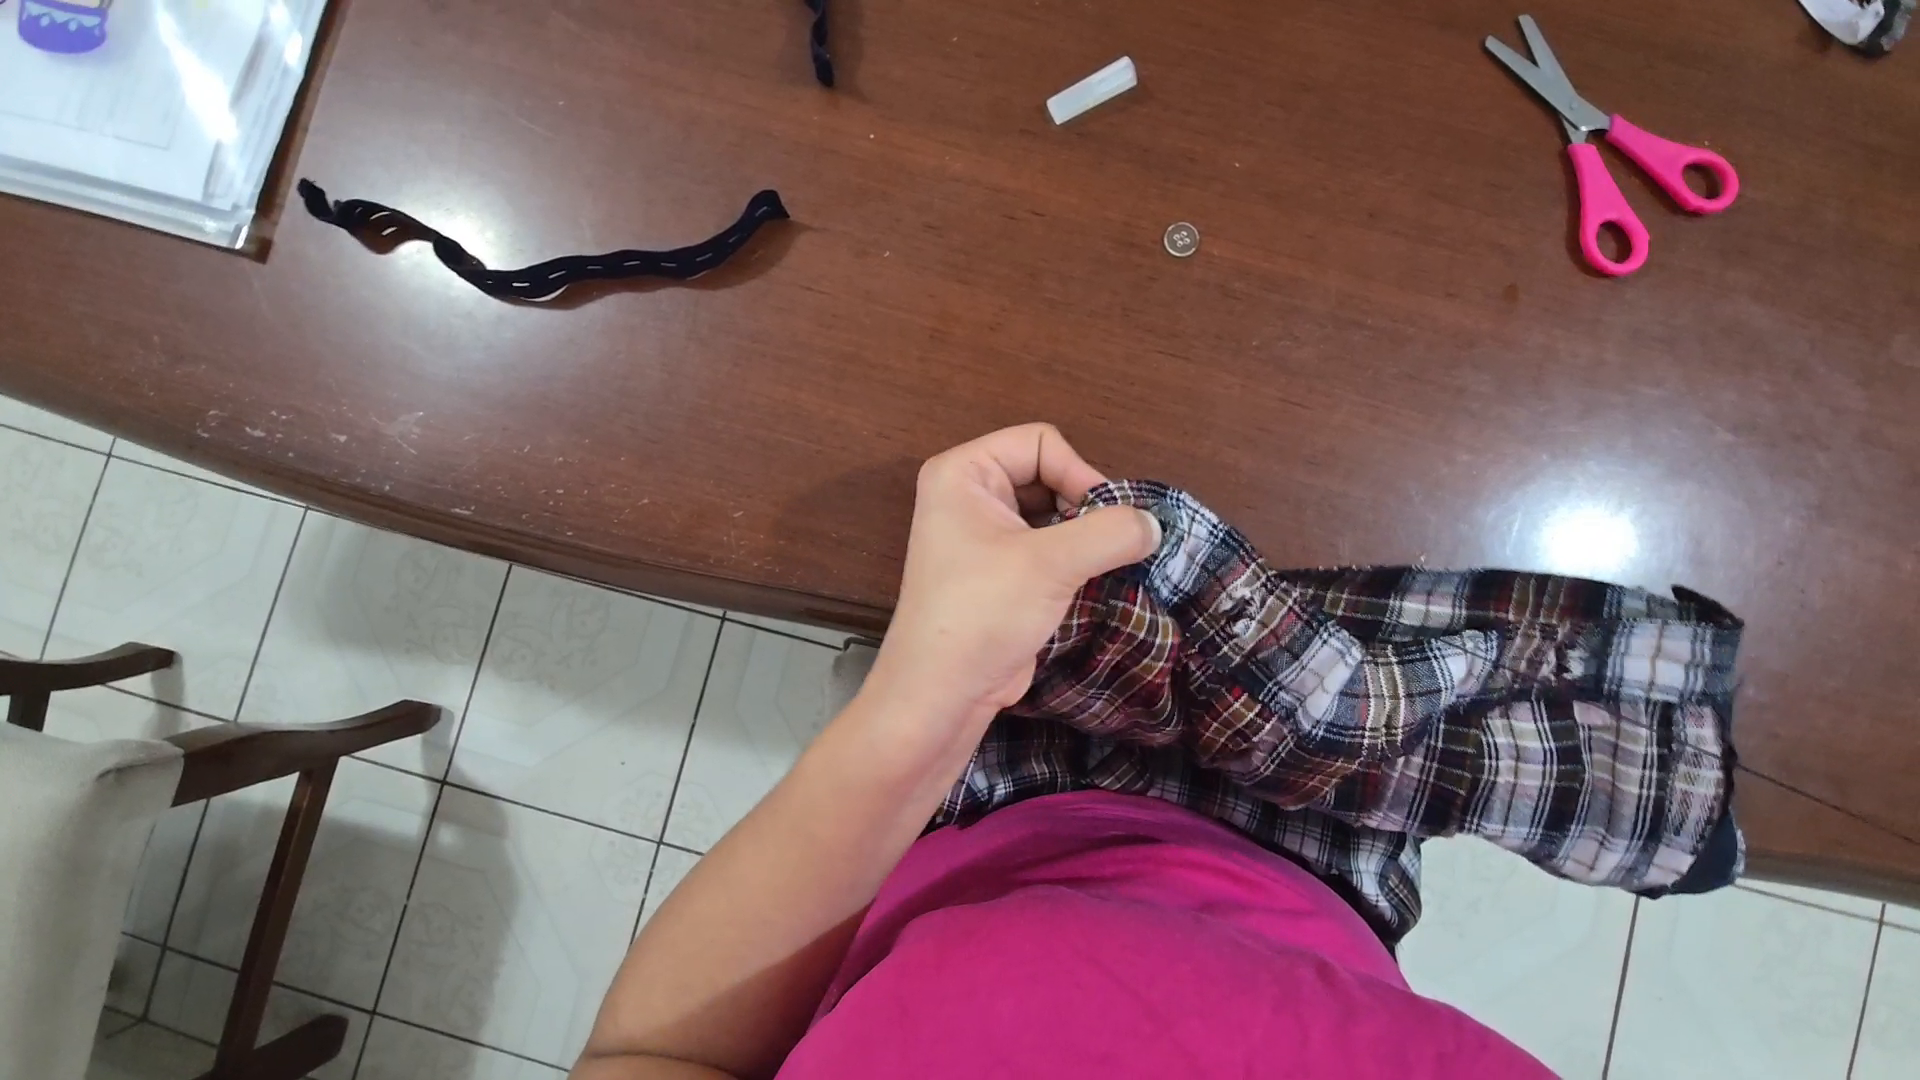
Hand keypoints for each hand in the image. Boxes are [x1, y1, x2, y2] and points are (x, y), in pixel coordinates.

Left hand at [861, 424, 1161, 734]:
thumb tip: (1156, 525)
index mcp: (963, 472)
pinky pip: (1045, 544)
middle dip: (1082, 507)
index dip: (1079, 474)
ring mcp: (981, 534)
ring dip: (1082, 536)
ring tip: (1101, 565)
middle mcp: (968, 495)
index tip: (1104, 519)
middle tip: (1107, 545)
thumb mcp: (1052, 563)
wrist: (944, 691)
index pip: (1041, 442)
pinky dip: (1072, 557)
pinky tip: (1089, 581)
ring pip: (1051, 512)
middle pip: (1047, 473)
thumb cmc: (983, 613)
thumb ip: (1111, 533)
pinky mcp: (996, 570)